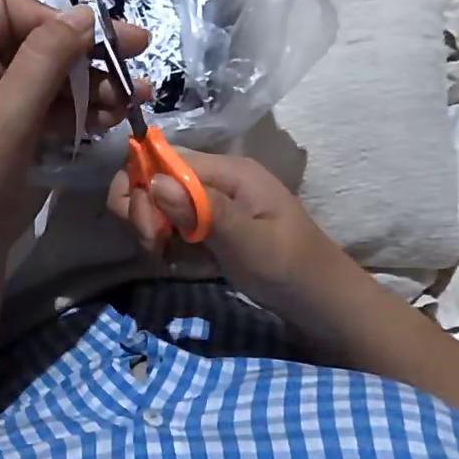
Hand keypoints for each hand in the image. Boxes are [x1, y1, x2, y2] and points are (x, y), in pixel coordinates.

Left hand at [0, 0, 145, 251]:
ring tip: (136, 97)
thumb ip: (46, 59)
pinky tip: (115, 118)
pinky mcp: (19, 129)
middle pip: (37, 40)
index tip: (91, 40)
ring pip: (53, 75)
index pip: (6, 9)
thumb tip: (84, 14)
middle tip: (139, 49)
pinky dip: (84, 110)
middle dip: (86, 50)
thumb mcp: (9, 114)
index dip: (49, 18)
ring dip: (94, 83)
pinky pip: (55, 107)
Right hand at [106, 149, 340, 315]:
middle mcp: (211, 178)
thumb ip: (206, 211)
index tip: (153, 235)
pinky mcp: (201, 223)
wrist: (318, 300)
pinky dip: (159, 243)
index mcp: (227, 170)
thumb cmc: (292, 268)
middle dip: (140, 213)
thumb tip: (155, 182)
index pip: (161, 159)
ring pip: (151, 202)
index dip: (143, 191)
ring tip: (165, 259)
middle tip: (155, 250)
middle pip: (149, 176)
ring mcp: (205, 200)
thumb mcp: (252, 243)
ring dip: (147, 231)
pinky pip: (164, 223)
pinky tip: (174, 262)